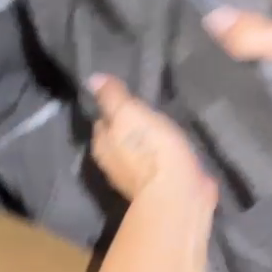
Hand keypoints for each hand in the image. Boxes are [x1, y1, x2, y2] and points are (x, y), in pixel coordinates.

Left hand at [88, 74, 215, 205]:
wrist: (179, 194)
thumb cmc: (150, 149)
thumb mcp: (128, 113)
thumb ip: (112, 96)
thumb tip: (92, 78)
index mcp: (102, 145)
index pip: (102, 121)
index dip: (112, 109)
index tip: (127, 99)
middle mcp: (114, 163)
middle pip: (119, 138)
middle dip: (130, 126)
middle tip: (148, 110)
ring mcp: (138, 178)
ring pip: (139, 151)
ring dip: (148, 142)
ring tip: (164, 125)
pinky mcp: (162, 185)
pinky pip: (159, 163)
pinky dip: (164, 155)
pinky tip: (176, 147)